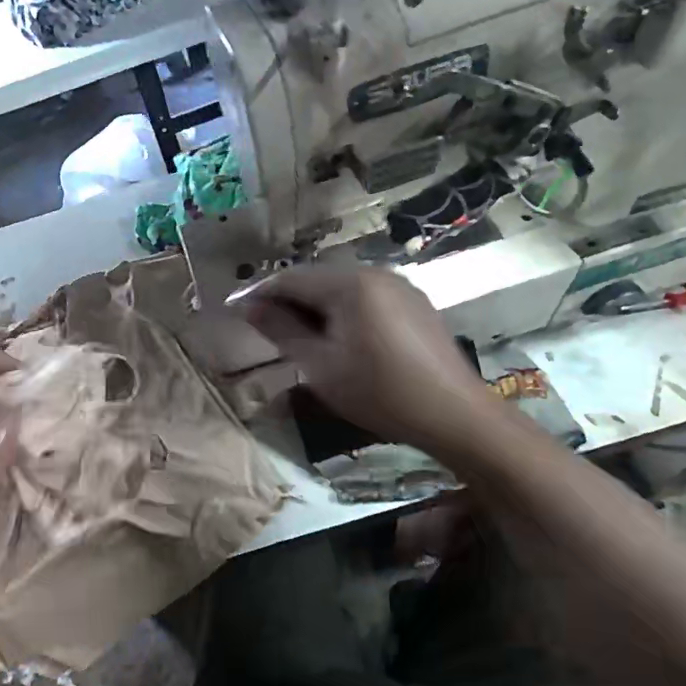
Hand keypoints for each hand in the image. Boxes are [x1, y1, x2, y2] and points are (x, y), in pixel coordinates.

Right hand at [236, 266, 506, 454]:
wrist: (453, 413)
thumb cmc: (379, 392)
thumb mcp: (321, 366)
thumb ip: (282, 330)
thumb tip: (249, 306)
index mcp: (349, 283)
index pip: (290, 278)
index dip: (259, 293)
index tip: (233, 309)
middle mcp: (375, 272)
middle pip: (318, 278)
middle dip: (288, 299)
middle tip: (264, 326)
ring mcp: (400, 285)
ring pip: (344, 287)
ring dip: (316, 305)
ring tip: (299, 335)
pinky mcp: (416, 303)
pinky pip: (368, 297)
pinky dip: (345, 311)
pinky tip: (341, 337)